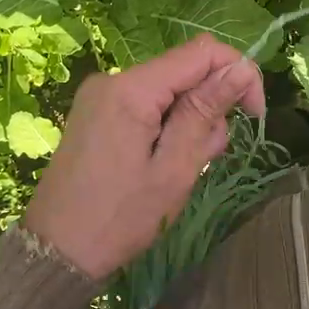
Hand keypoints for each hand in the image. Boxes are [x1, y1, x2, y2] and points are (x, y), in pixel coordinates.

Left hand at [22, 35, 265, 278]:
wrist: (55, 255)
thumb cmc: (120, 218)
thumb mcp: (174, 167)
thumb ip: (206, 112)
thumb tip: (242, 68)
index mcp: (131, 88)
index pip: (203, 52)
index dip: (238, 74)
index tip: (254, 115)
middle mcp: (114, 80)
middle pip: (187, 70)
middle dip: (211, 107)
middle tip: (204, 158)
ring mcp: (102, 96)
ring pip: (171, 90)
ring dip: (190, 123)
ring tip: (180, 169)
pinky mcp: (99, 113)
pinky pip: (150, 104)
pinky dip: (168, 127)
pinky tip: (162, 163)